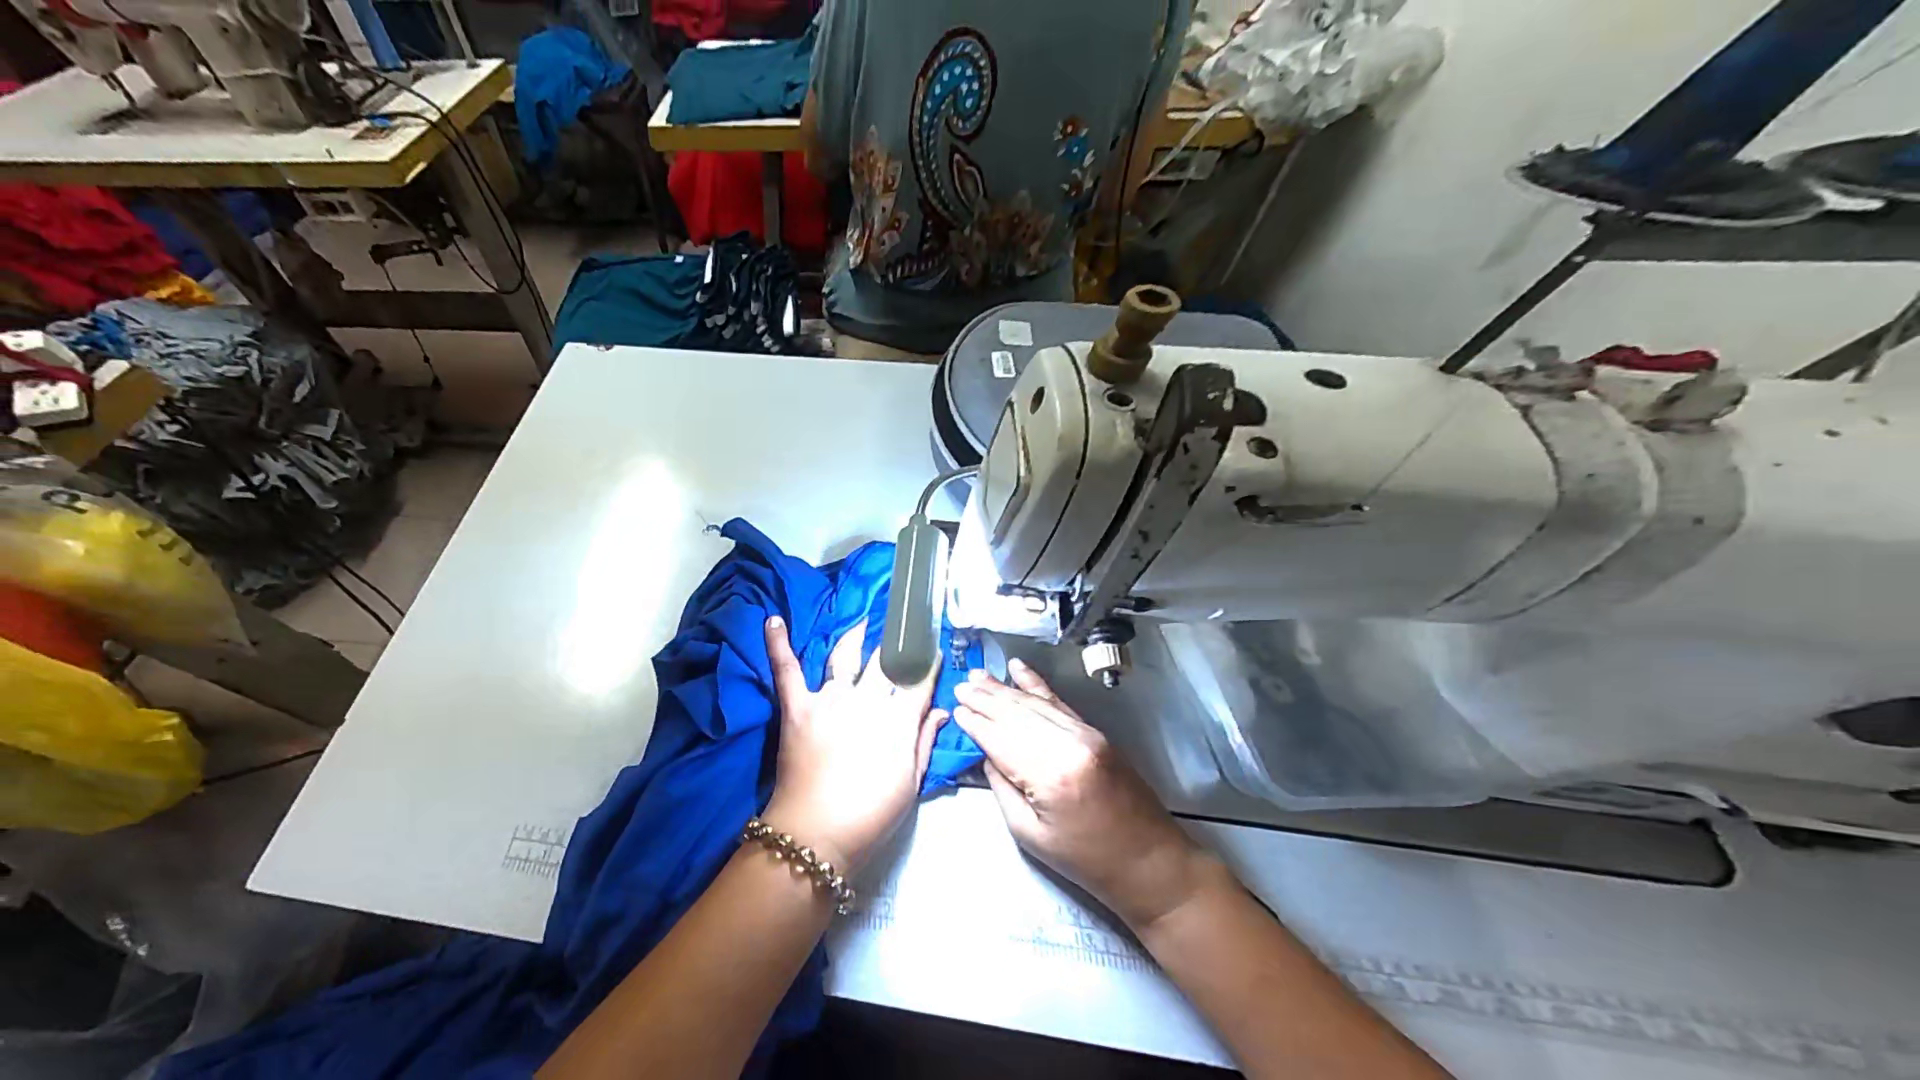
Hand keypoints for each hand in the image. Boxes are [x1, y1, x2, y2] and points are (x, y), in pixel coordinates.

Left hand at [761, 616, 943, 874]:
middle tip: (902, 626)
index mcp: (899, 719)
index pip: (919, 681)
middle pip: (886, 662)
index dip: (928, 662)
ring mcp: (831, 700)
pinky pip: (788, 670)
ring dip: (854, 635)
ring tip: (861, 620)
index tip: (933, 645)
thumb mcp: (911, 783)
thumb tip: (944, 710)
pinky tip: (772, 620)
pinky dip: (778, 644)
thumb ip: (925, 741)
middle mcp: (868, 700)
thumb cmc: (871, 815)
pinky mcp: (798, 706)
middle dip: (897, 643)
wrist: (817, 836)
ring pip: (845, 656)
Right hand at [951, 659, 1212, 930]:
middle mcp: (1068, 744)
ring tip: (979, 676)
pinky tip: (1019, 670)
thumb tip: (987, 754)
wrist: (1147, 860)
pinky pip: (1059, 703)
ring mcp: (1085, 734)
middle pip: (1017, 715)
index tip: (955, 708)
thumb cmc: (1085, 859)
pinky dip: (1037, 685)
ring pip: (1035, 704)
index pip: (1001, 739)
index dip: (976, 723)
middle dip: (986, 699)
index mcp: (1049, 775)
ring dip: (1005, 689)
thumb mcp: (1030, 834)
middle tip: (960, 686)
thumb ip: (1004, 788)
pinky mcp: (1095, 732)